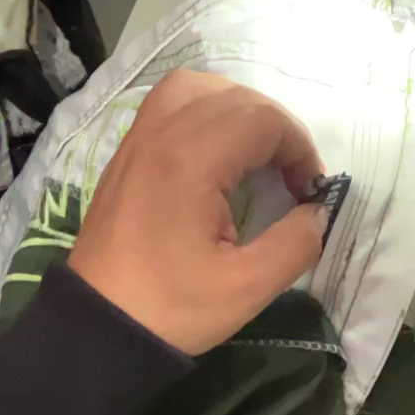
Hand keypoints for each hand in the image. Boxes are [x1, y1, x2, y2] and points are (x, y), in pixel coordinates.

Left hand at [67, 68, 326, 354]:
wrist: (98, 326)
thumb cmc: (171, 307)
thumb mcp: (247, 289)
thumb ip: (296, 245)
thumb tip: (317, 213)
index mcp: (191, 161)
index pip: (263, 120)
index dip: (300, 149)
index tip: (309, 194)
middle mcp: (162, 134)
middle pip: (236, 97)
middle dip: (277, 131)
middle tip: (292, 181)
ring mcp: (138, 140)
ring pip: (198, 89)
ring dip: (239, 111)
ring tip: (257, 155)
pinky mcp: (126, 155)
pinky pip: (170, 105)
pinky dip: (205, 114)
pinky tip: (218, 154)